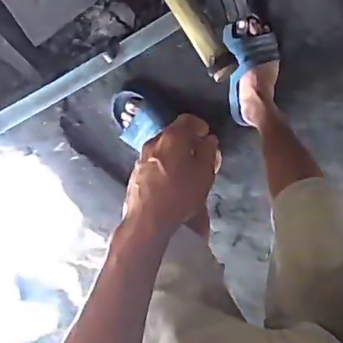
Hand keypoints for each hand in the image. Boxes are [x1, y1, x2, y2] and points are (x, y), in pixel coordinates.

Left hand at [122, 114, 219, 239]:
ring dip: (175, 155)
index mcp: (173, 137)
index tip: (207, 137)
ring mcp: (141, 159)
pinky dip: (164, 167)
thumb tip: (208, 140)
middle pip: (174, 134)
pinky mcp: (134, 175)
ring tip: (186, 172)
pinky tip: (170, 184)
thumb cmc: (180, 193)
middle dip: (188, 142)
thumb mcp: (205, 172)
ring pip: (162, 149)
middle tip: (200, 156)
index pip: (188, 119)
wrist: (146, 222)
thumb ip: (209, 151)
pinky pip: (153, 163)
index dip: (200, 125)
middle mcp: (154, 142)